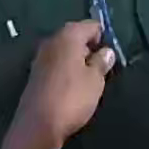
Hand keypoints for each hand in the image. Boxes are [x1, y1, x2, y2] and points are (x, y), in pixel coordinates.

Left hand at [13, 19, 115, 148]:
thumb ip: (101, 62)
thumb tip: (107, 50)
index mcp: (68, 35)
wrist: (38, 123)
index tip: (111, 55)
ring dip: (78, 59)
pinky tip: (73, 85)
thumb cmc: (71, 97)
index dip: (103, 37)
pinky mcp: (37, 71)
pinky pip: (57, 62)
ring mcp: (42, 54)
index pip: (90, 25)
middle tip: (102, 68)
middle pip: (76, 35)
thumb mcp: (95, 81)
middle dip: (90, 48)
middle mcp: (53, 39)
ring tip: (90, 79)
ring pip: (66, 49)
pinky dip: (66, 68)